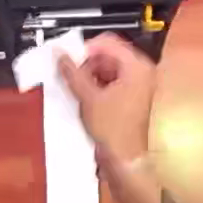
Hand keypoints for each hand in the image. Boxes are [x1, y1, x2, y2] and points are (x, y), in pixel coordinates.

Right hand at [57, 33, 156, 166]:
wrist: (125, 160)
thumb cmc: (117, 133)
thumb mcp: (88, 97)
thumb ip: (72, 73)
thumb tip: (60, 56)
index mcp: (137, 67)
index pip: (106, 42)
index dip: (84, 48)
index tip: (69, 57)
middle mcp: (141, 74)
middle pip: (107, 57)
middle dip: (86, 65)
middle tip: (69, 74)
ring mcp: (138, 89)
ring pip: (108, 72)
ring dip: (89, 78)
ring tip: (76, 90)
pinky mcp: (131, 102)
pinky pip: (111, 86)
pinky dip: (97, 89)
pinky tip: (85, 100)